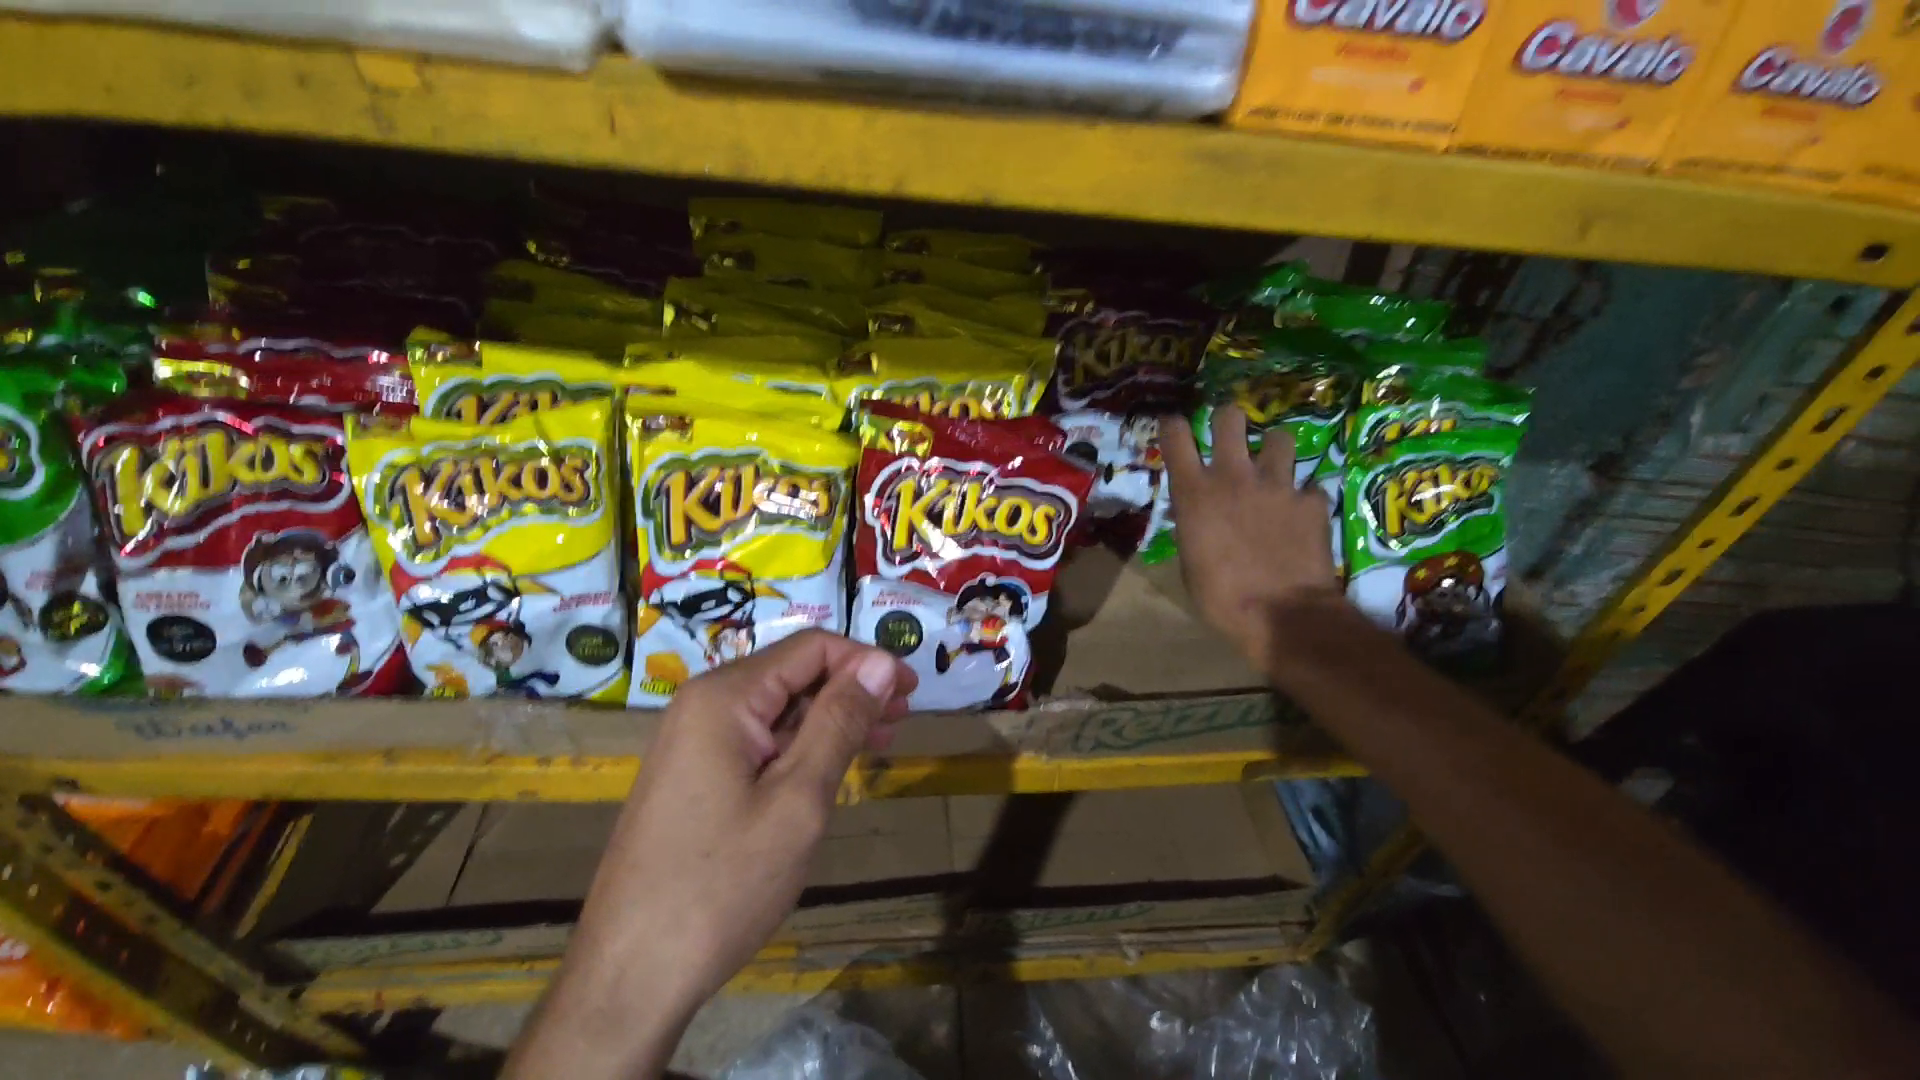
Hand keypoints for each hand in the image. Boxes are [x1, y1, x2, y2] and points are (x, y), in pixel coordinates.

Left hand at [505, 631, 914, 1079]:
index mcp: (725, 697)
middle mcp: (702, 706)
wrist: (632, 971)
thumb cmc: (724, 883)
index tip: (913, 692)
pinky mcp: (691, 777)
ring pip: (776, 710)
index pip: (811, 649)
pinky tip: (830, 768)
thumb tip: (881, 663)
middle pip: (791, 674)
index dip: (867, 662)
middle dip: (851, 689)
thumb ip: (839, 722)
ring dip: (830, 719)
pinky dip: (799, 747)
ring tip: (881, 742)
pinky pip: (755, 741)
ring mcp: (691, 743)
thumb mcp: (798, 799)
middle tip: (904, 719)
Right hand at [1162, 406, 1340, 663]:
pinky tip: (1302, 515)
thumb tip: (1196, 519)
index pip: (1175, 434)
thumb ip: (1193, 527)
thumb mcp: (1190, 561)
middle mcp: (1234, 475)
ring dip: (1274, 450)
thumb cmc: (1220, 598)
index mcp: (1194, 492)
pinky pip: (1309, 486)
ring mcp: (1277, 484)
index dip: (1174, 425)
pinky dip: (1305, 497)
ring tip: (1274, 468)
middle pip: (1229, 416)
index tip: (1176, 429)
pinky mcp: (1311, 500)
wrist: (1281, 614)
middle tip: (1232, 438)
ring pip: (1280, 437)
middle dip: (1229, 421)